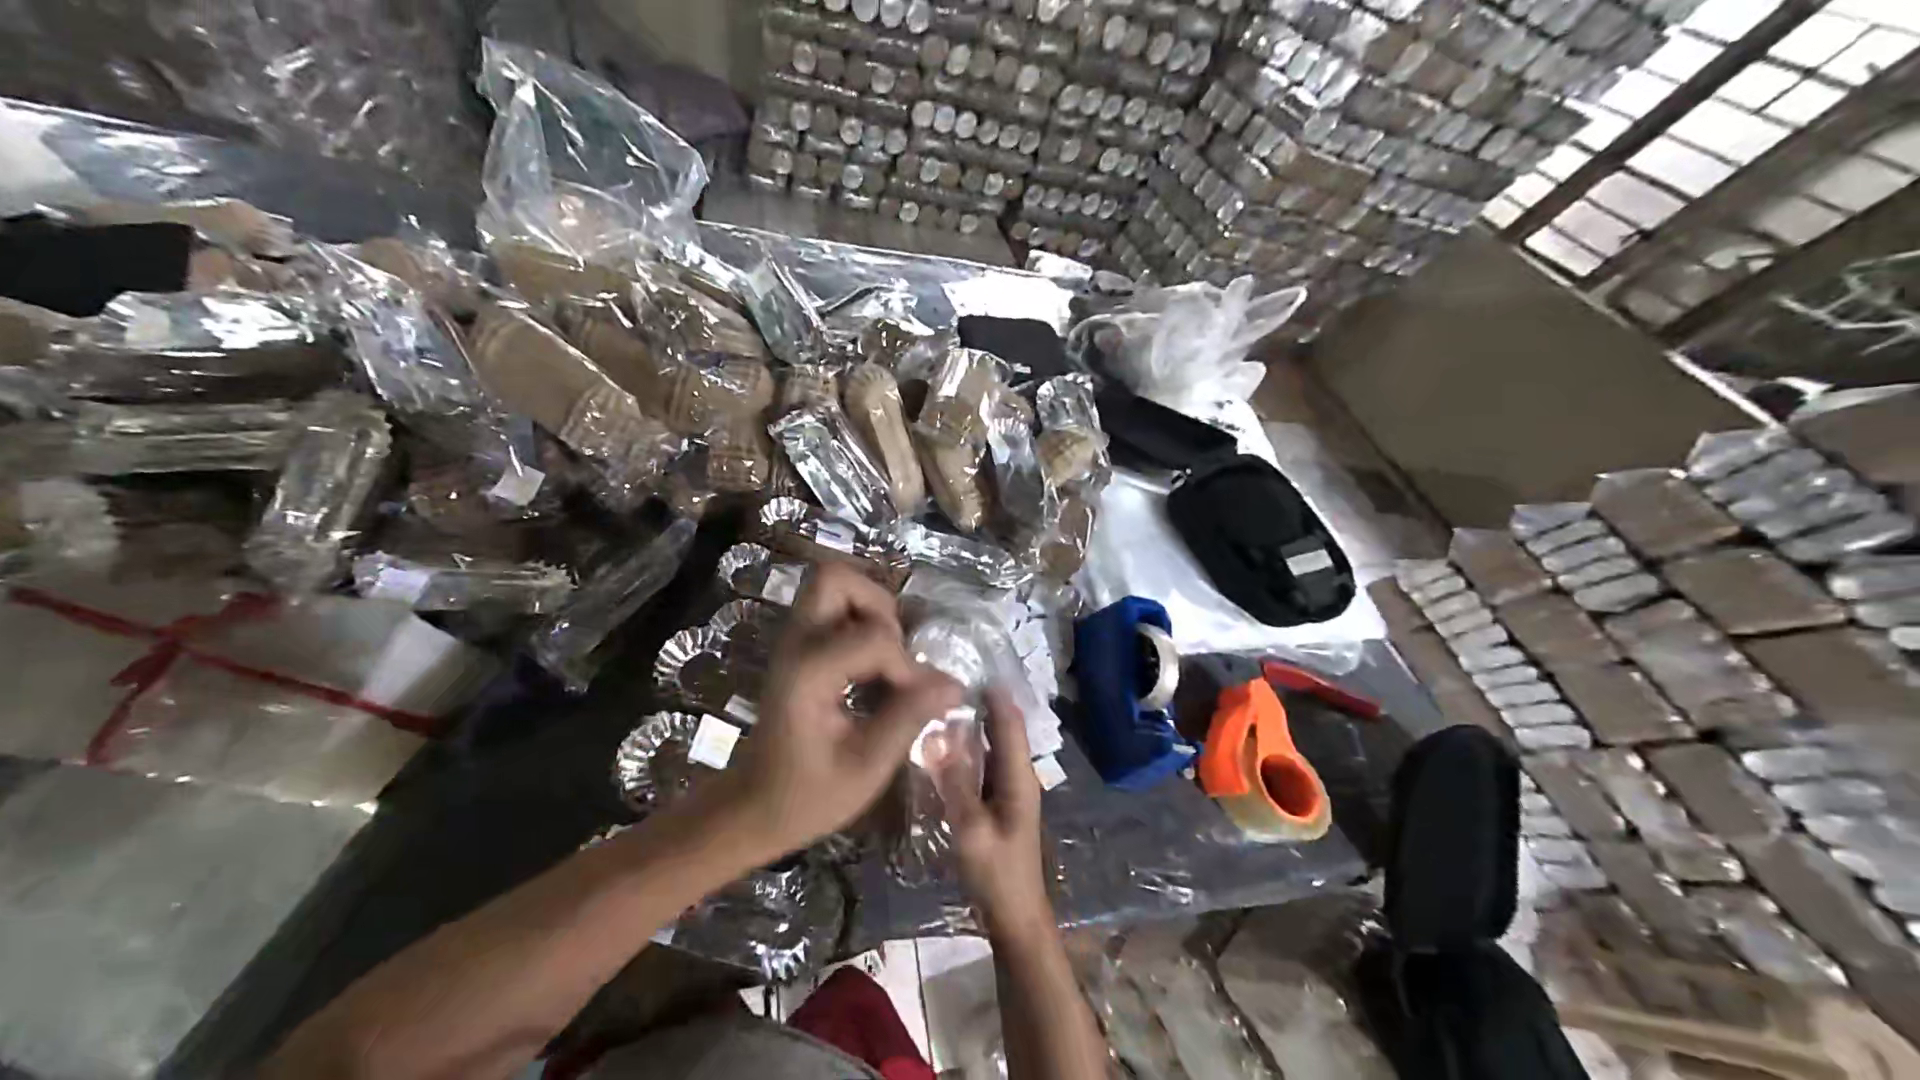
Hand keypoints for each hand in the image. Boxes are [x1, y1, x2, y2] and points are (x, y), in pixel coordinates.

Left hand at [713, 562, 960, 859]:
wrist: (754, 807)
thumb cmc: (807, 796)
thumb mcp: (866, 767)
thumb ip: (908, 718)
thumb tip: (954, 685)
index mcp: (809, 672)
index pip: (874, 637)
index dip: (908, 666)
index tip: (919, 701)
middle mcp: (796, 643)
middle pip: (836, 579)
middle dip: (879, 607)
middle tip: (896, 652)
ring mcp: (793, 641)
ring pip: (833, 585)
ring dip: (871, 610)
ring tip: (888, 658)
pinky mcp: (799, 648)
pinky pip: (833, 608)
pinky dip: (861, 621)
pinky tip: (874, 667)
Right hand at [932, 687, 1054, 939]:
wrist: (1014, 914)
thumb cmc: (997, 873)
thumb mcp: (971, 829)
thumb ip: (956, 783)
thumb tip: (938, 737)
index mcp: (1018, 777)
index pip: (1010, 722)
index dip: (995, 694)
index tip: (968, 667)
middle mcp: (1018, 775)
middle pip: (1004, 729)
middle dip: (983, 703)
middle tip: (946, 681)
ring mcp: (1010, 789)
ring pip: (994, 745)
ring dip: (976, 723)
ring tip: (943, 703)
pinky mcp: (999, 802)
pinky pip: (986, 763)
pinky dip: (970, 747)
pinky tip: (947, 744)